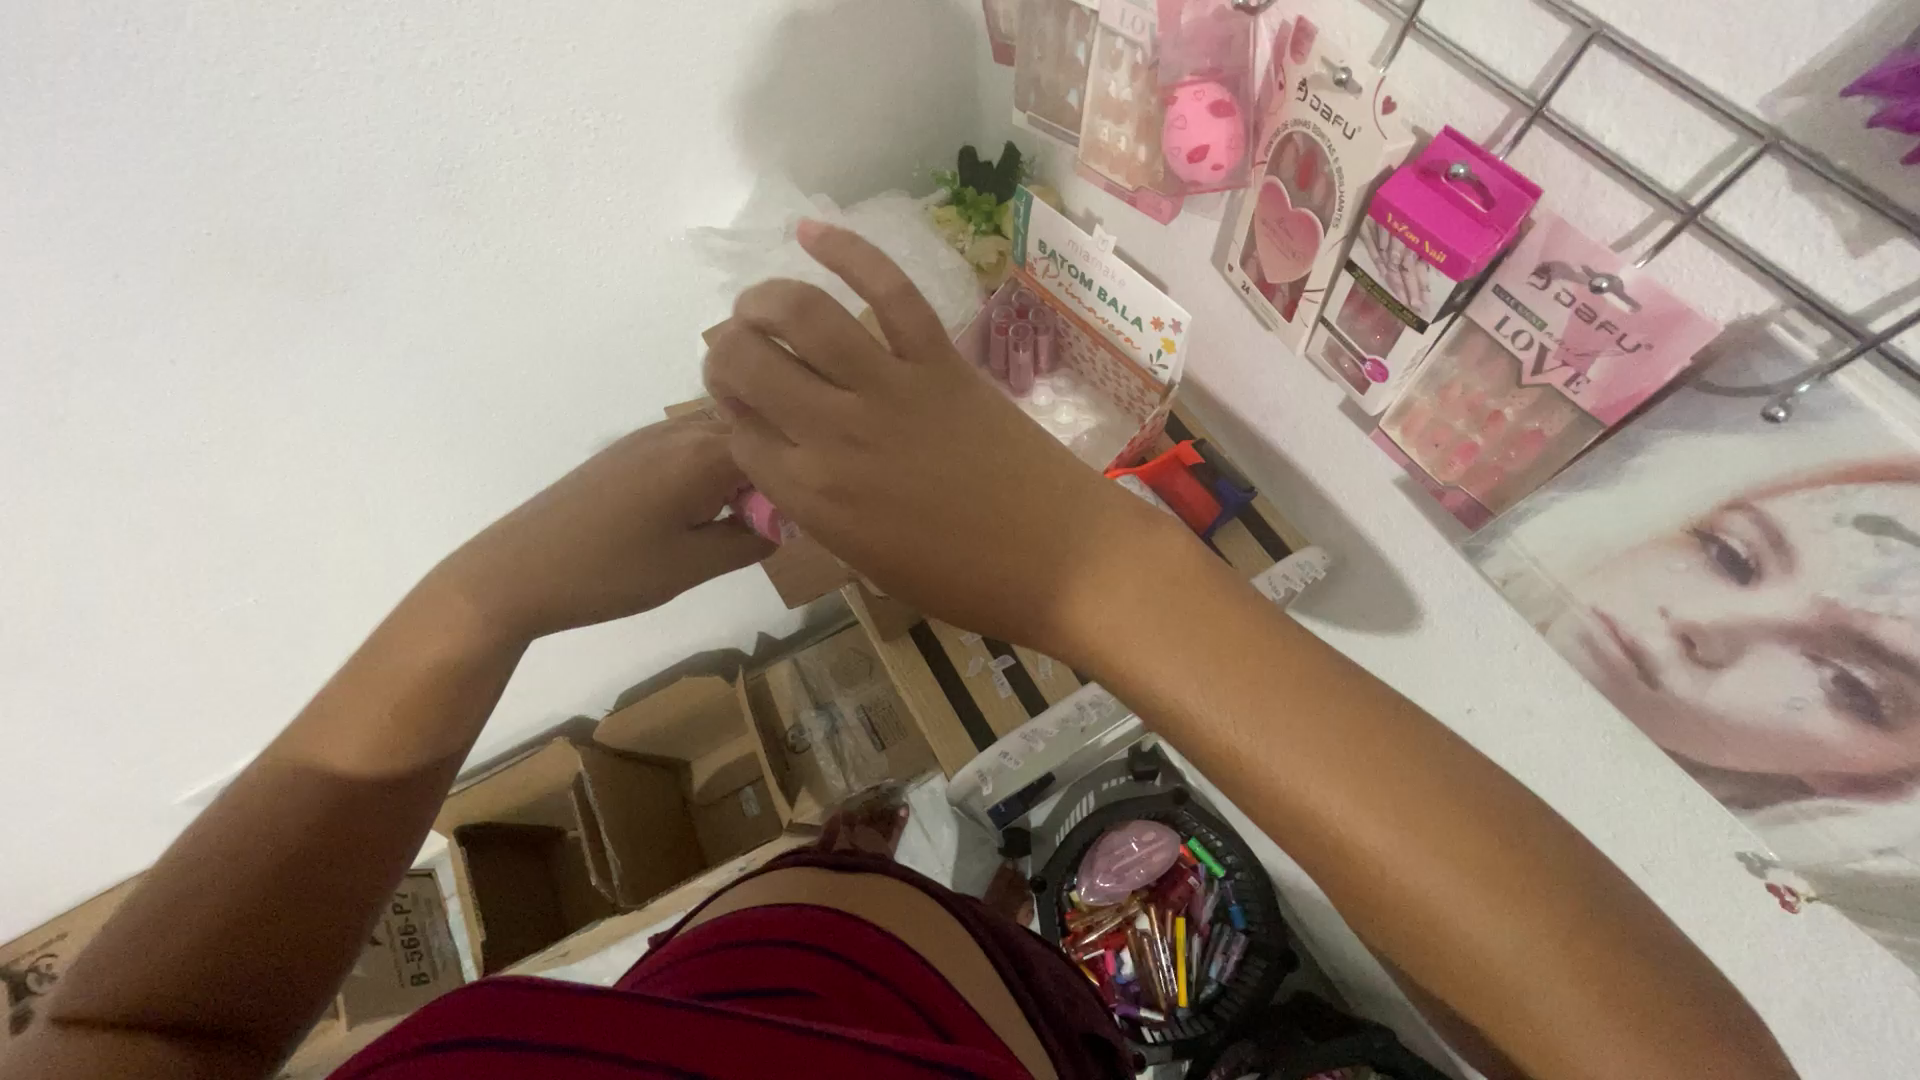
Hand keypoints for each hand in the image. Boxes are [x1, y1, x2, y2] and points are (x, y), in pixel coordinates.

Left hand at [429, 418, 773, 640]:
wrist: (513, 573)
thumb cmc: (611, 572)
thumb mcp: (695, 566)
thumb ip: (752, 540)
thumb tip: (787, 523)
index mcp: (703, 454)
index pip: (780, 445)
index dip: (800, 479)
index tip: (804, 518)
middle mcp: (681, 430)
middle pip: (753, 433)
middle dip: (775, 469)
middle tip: (774, 522)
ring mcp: (651, 436)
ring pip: (723, 437)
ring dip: (743, 469)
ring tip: (740, 518)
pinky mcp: (630, 451)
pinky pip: (692, 446)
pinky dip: (712, 470)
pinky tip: (700, 510)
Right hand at [702, 219, 1189, 661]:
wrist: (1060, 559)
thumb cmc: (966, 580)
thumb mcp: (871, 561)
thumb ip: (824, 508)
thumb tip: (798, 464)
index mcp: (813, 497)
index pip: (739, 435)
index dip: (732, 416)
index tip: (746, 414)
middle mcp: (835, 434)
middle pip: (748, 365)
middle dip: (726, 354)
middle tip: (740, 356)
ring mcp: (890, 388)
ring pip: (803, 316)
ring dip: (763, 301)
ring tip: (756, 306)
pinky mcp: (940, 359)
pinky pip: (889, 291)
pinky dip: (849, 252)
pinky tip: (812, 232)